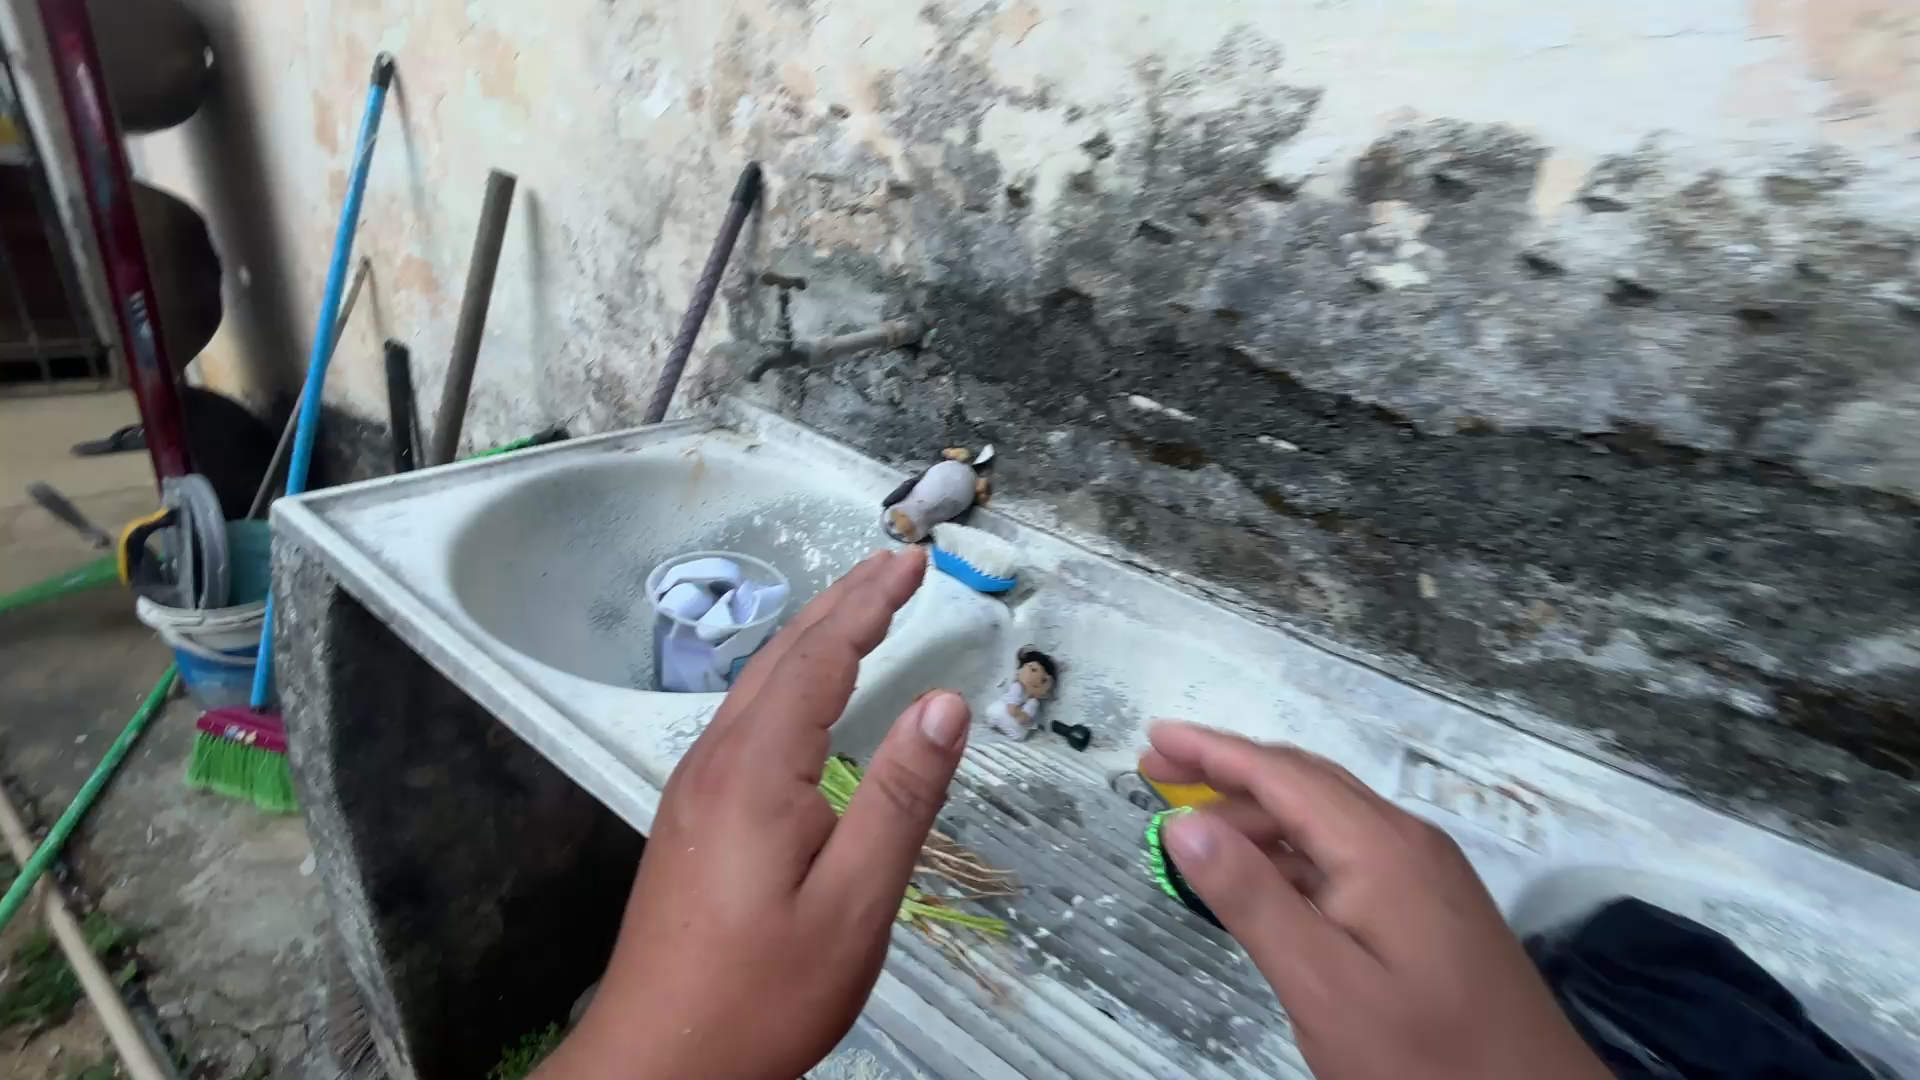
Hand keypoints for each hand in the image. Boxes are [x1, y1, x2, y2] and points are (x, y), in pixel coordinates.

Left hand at [538, 548, 971, 1079]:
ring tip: (860, 600)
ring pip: (762, 678)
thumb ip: (902, 797)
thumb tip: (945, 702)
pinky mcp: (695, 806)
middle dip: (845, 599)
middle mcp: (720, 754)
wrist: (654, 1068)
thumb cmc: (763, 992)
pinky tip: (805, 681)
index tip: (914, 562)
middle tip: (894, 562)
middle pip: (788, 652)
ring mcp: (699, 779)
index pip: (824, 655)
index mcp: (760, 765)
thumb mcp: (855, 903)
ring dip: (816, 629)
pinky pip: (749, 710)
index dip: (872, 602)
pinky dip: (791, 671)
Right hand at [1141, 722, 1608, 1079]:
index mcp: (1378, 844)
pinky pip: (1339, 849)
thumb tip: (1183, 823)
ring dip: (1252, 810)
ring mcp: (1419, 869)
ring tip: (1193, 828)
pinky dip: (1286, 847)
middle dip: (1222, 769)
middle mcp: (1402, 838)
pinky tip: (1259, 873)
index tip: (1154, 738)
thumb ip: (1250, 898)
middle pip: (1297, 780)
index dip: (1209, 749)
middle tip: (1157, 772)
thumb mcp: (1323, 987)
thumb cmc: (1429, 1061)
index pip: (1276, 773)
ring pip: (1319, 814)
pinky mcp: (1425, 902)